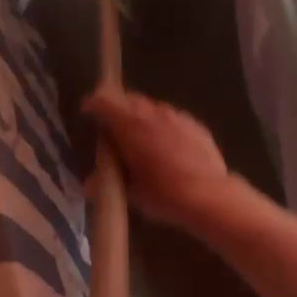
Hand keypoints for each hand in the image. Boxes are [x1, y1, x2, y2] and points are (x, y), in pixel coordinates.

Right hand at [83, 88, 243, 229]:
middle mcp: (153, 112)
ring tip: (141, 142)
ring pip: (152, 109)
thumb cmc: (162, 194)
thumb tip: (91, 184)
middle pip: (128, 99)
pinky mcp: (196, 125)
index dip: (93, 105)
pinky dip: (164, 129)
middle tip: (113, 131)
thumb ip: (108, 182)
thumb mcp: (130, 192)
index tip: (88, 114)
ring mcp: (177, 116)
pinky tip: (167, 150)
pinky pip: (172, 120)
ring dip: (142, 119)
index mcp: (130, 124)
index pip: (104, 100)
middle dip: (117, 111)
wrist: (208, 196)